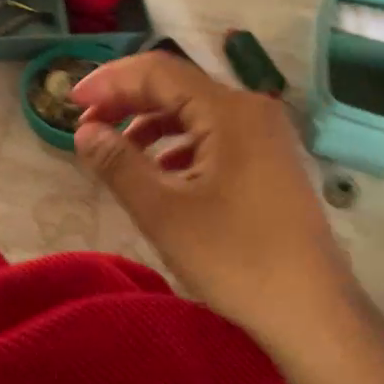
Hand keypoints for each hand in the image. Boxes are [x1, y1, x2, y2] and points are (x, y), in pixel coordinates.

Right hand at [71, 53, 353, 339]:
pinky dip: (180, 146)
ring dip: (152, 125)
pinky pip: (216, 137)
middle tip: (87, 126)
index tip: (70, 102)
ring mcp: (267, 137)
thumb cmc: (236, 259)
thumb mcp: (163, 212)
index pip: (158, 72)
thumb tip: (85, 130)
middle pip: (178, 88)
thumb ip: (118, 163)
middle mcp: (252, 111)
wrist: (313, 312)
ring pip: (197, 113)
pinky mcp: (271, 162)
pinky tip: (161, 173)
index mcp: (229, 111)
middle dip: (128, 101)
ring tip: (117, 152)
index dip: (110, 81)